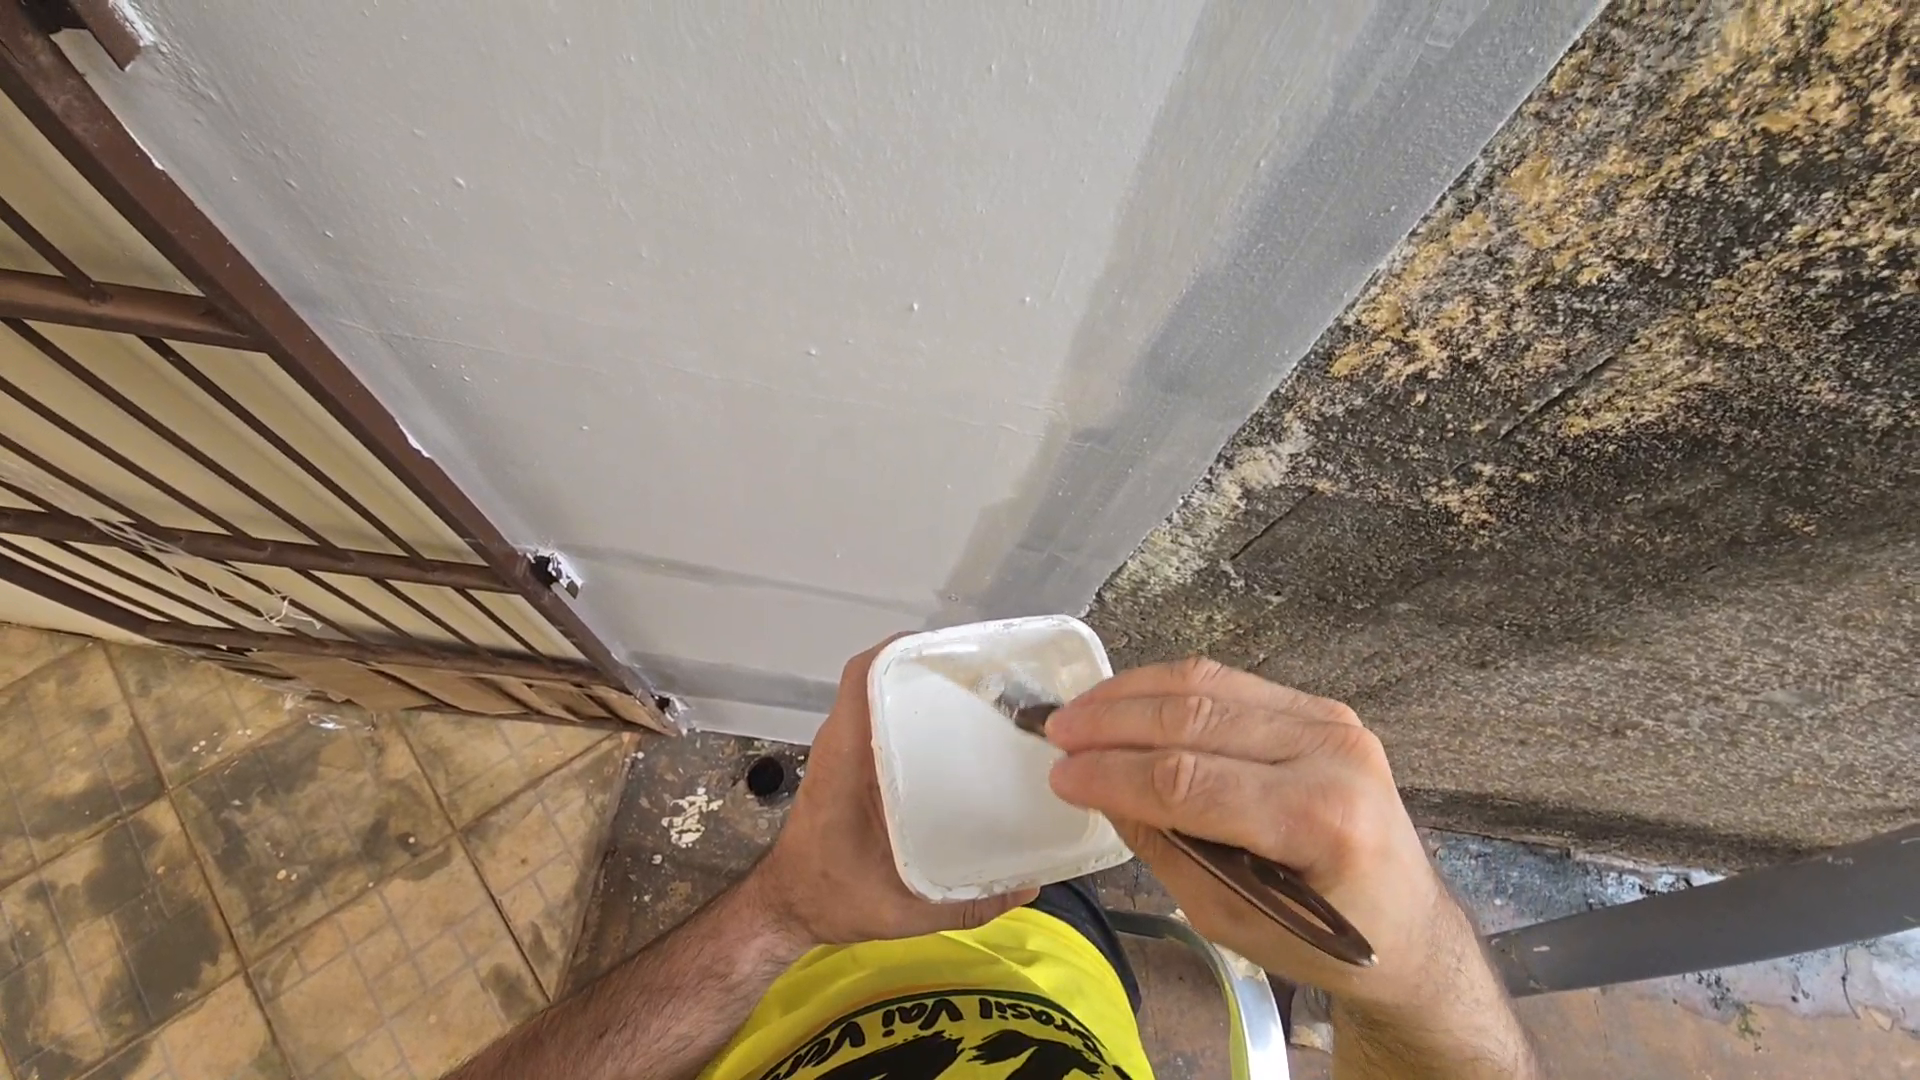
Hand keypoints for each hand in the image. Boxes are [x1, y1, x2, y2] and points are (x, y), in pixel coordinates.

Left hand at [746, 638, 1037, 947]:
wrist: (788, 906)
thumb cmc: (834, 898)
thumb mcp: (904, 911)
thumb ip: (967, 903)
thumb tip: (1030, 882)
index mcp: (847, 759)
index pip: (861, 677)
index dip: (902, 650)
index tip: (953, 651)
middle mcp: (843, 740)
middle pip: (878, 674)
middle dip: (930, 665)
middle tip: (988, 677)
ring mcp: (843, 745)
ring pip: (879, 691)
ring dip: (921, 684)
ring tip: (980, 695)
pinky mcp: (849, 757)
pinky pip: (879, 713)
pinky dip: (911, 708)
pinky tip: (955, 731)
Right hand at [1045, 658, 1475, 1013]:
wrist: (1407, 922)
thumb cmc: (1322, 940)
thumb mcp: (1229, 916)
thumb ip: (1162, 843)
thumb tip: (1098, 786)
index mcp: (1321, 820)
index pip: (1189, 781)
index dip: (1114, 774)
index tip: (1060, 775)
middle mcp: (1332, 753)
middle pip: (1193, 719)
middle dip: (1112, 723)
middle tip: (1056, 731)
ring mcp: (1329, 719)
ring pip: (1205, 684)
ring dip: (1130, 693)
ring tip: (1079, 709)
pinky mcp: (1318, 705)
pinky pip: (1225, 681)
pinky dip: (1165, 686)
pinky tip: (1126, 698)